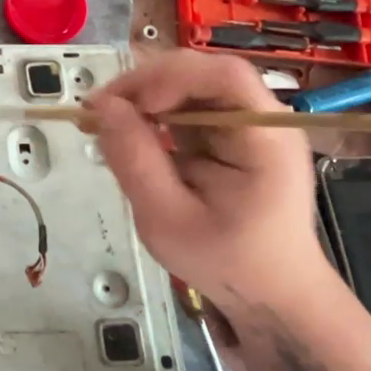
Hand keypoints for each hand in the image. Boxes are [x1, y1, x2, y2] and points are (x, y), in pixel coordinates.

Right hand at [88, 50, 327, 315]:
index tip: (129, 107)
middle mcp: (262, 120)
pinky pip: (186, 106)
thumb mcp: (166, 218)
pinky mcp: (230, 135)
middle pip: (202, 73)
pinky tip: (127, 132)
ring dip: (143, 97)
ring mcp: (247, 125)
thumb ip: (134, 159)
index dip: (171, 77)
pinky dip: (152, 113)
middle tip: (99, 111)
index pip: (224, 76)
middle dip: (145, 84)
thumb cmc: (226, 262)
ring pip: (189, 85)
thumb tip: (101, 106)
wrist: (271, 296)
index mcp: (264, 138)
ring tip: (105, 122)